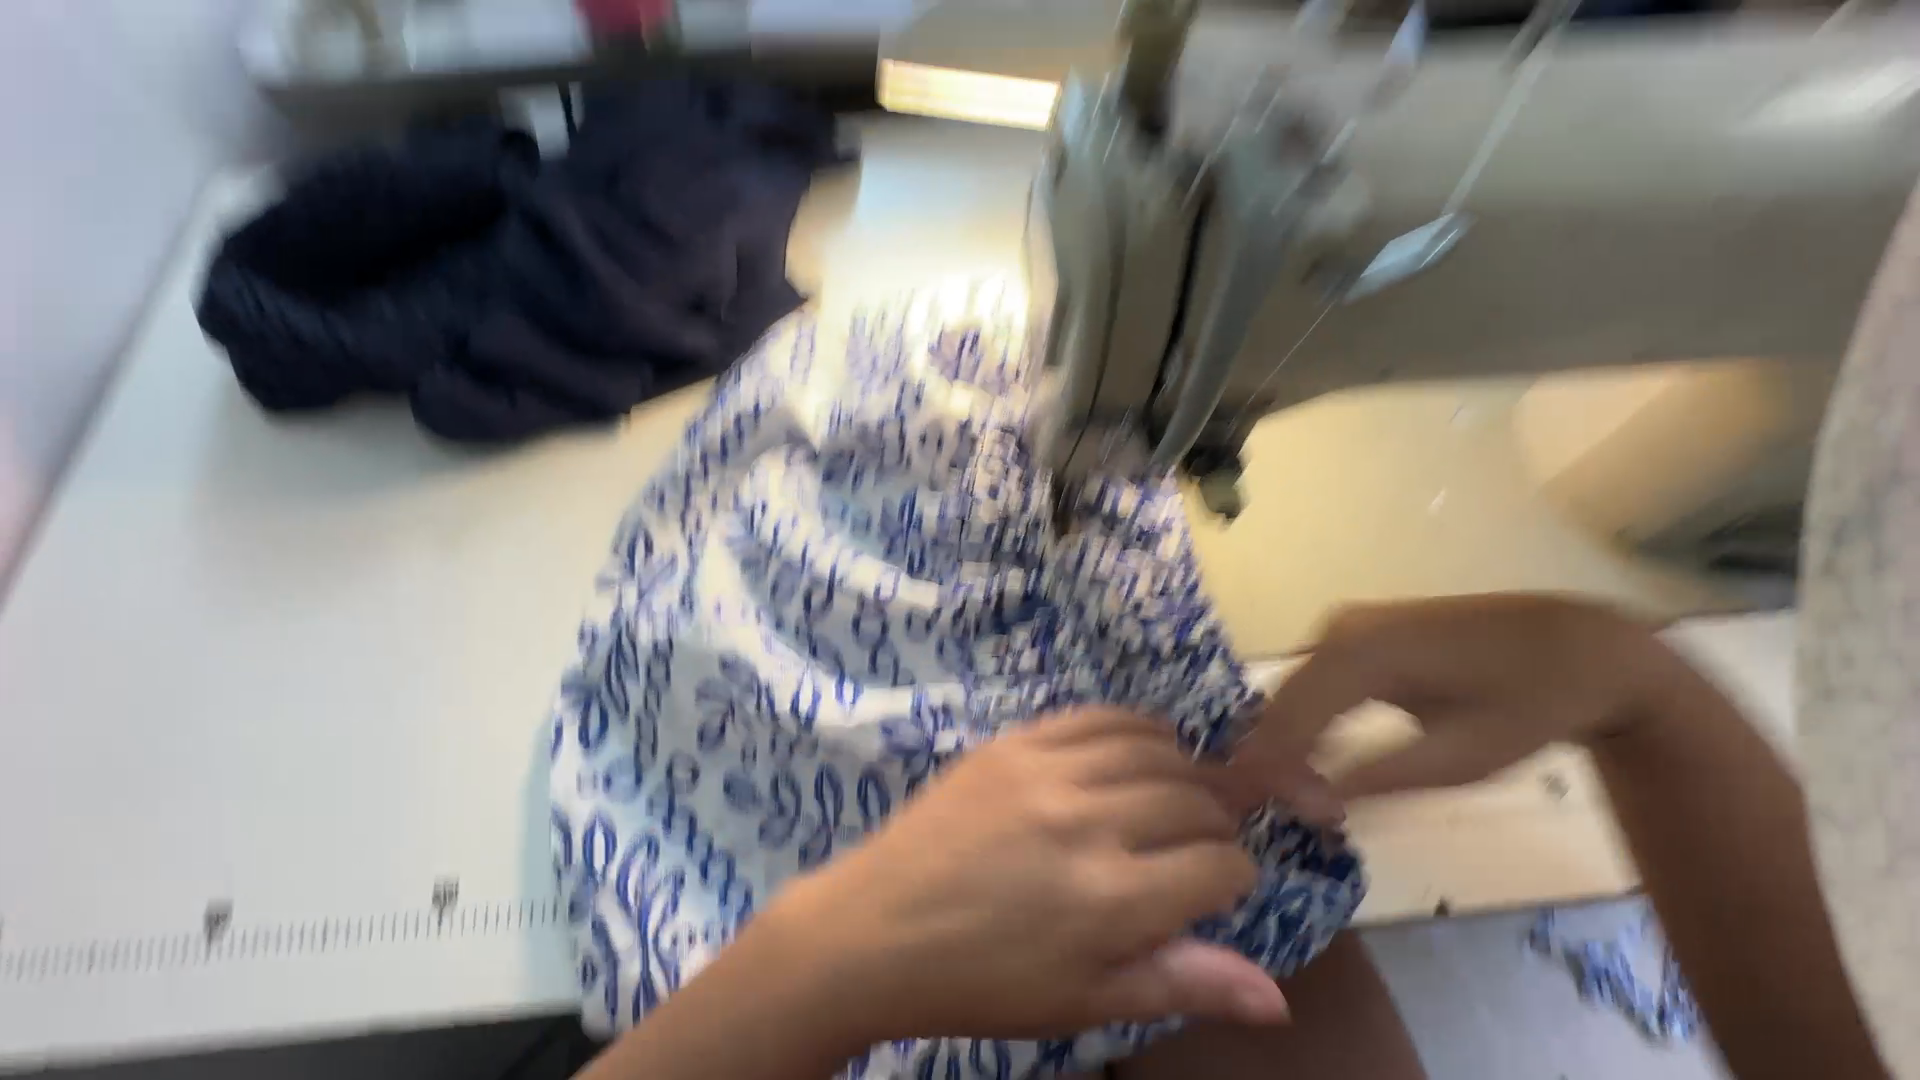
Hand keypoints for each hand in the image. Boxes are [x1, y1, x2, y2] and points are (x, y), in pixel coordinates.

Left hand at [759, 707, 1288, 1041]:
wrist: (876, 930)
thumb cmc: (983, 980)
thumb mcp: (1083, 1000)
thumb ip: (1181, 983)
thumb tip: (1279, 998)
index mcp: (1111, 900)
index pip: (1220, 865)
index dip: (1235, 876)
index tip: (1220, 883)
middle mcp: (1088, 821)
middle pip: (1195, 798)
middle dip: (1216, 821)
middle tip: (1204, 840)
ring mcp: (1047, 770)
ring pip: (1155, 749)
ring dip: (1185, 769)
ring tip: (1182, 793)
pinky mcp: (1014, 741)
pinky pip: (1097, 715)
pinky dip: (1136, 726)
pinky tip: (1144, 744)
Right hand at [1236, 593, 1678, 817]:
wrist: (1583, 648)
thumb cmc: (1530, 707)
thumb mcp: (1462, 759)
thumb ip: (1376, 779)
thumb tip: (1306, 803)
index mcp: (1360, 654)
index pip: (1289, 720)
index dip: (1271, 770)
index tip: (1269, 815)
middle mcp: (1339, 629)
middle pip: (1282, 702)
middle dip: (1270, 756)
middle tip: (1272, 808)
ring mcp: (1345, 623)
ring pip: (1292, 690)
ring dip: (1283, 738)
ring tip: (1284, 790)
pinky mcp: (1357, 629)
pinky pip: (1313, 678)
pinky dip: (1304, 716)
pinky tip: (1306, 754)